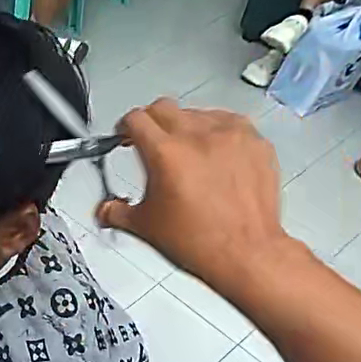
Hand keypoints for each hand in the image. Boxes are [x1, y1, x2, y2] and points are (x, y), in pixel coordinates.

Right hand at [95, 100, 307, 296]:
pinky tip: (215, 158)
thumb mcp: (147, 227)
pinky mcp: (254, 141)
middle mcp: (198, 137)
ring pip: (197, 113)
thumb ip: (117, 211)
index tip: (127, 135)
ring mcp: (230, 135)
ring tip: (187, 156)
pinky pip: (230, 124)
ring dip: (186, 128)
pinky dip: (218, 135)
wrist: (246, 253)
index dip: (125, 128)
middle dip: (152, 123)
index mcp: (166, 154)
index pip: (135, 119)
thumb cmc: (203, 243)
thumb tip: (106, 209)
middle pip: (163, 108)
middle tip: (151, 142)